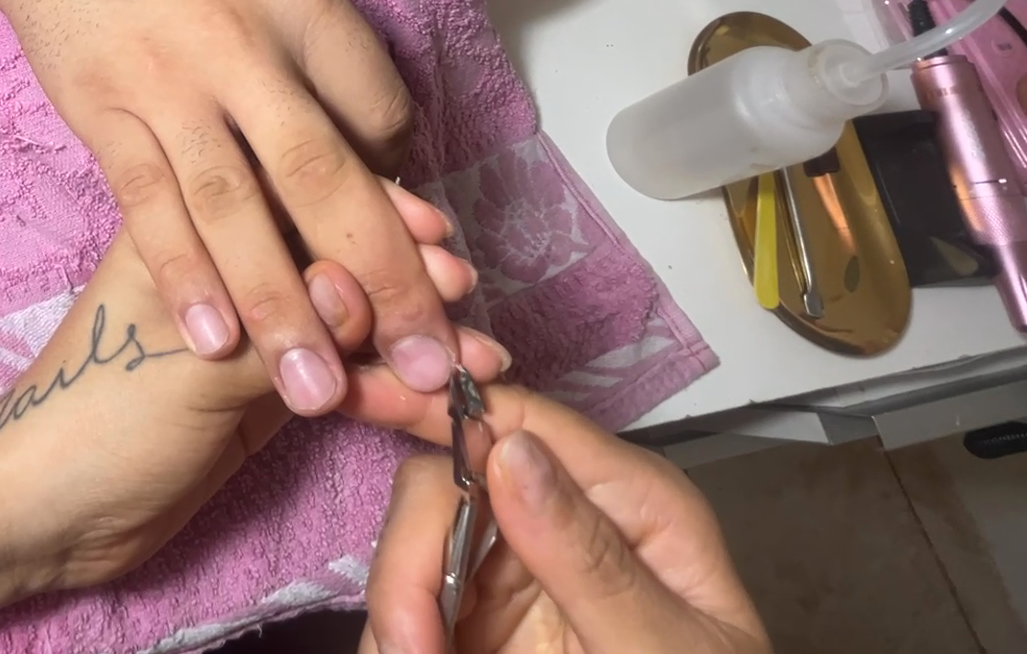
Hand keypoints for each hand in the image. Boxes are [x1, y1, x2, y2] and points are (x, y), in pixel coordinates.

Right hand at [0, 0, 458, 416]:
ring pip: (231, 206)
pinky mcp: (103, 117)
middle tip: (427, 360)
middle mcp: (236, 44)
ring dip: (279, 302)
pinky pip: (148, 206)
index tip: (414, 244)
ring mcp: (163, 85)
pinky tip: (215, 340)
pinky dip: (184, 274)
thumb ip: (319, 46)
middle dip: (379, 273)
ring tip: (319, 388)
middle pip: (318, 172)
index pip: (378, 107)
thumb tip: (366, 142)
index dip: (404, 185)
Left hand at [0, 178, 504, 593]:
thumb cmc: (99, 414)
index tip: (433, 235)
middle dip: (398, 270)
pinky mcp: (268, 383)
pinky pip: (340, 373)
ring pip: (344, 316)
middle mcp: (227, 265)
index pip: (289, 202)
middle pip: (328, 253)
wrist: (56, 511)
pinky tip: (441, 397)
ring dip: (406, 334)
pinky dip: (389, 385)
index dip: (364, 214)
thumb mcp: (184, 365)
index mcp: (190, 232)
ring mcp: (253, 325)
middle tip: (461, 288)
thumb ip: (276, 329)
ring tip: (476, 353)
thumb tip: (363, 291)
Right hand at [343, 380, 768, 653]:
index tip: (359, 398)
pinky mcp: (467, 608)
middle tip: (413, 646)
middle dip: (411, 558)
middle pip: (439, 481)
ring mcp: (503, 560)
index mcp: (618, 496)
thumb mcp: (668, 653)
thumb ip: (591, 558)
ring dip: (398, 605)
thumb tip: (508, 450)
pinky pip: (401, 593)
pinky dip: (395, 631)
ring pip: (408, 538)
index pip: (511, 416)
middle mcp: (551, 511)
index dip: (428, 398)